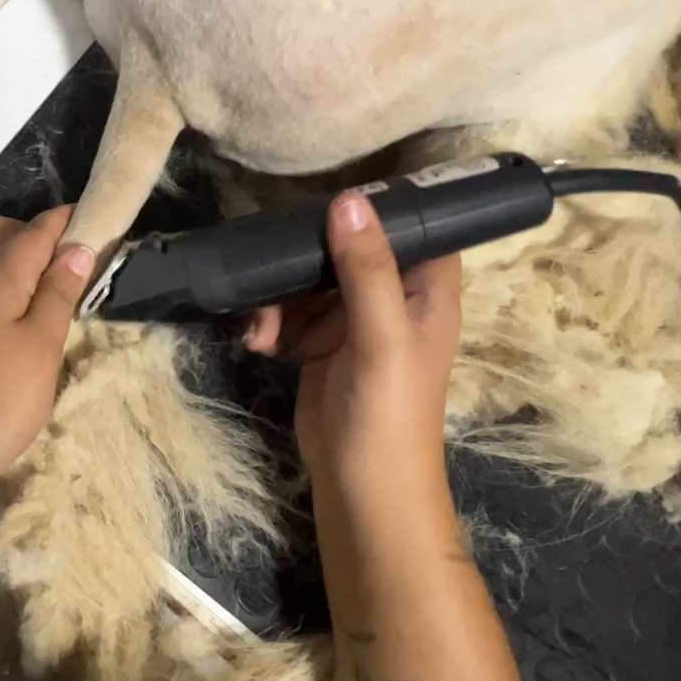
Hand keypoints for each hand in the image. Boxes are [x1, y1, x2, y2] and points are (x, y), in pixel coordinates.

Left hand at [0, 206, 94, 466]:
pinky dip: (14, 274)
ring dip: (28, 253)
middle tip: (85, 256)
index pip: (37, 229)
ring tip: (65, 278)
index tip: (106, 218)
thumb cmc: (4, 394)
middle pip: (9, 231)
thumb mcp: (44, 341)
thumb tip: (78, 246)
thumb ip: (60, 290)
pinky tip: (35, 301)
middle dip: (46, 232)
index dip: (70, 219)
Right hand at [245, 193, 462, 493]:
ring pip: (308, 282)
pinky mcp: (316, 344)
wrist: (359, 487)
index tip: (332, 193)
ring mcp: (350, 323)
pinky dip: (268, 324)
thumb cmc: (388, 413)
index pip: (412, 230)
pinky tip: (257, 342)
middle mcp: (389, 300)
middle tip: (274, 270)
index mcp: (424, 292)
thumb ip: (365, 270)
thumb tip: (347, 201)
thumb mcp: (380, 337)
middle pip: (345, 251)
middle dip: (304, 259)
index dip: (380, 208)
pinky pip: (287, 314)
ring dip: (277, 298)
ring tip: (261, 329)